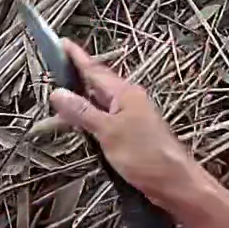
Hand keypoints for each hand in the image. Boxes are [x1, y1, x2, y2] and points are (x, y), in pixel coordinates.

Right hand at [48, 41, 213, 210]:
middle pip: (95, 84)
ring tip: (57, 104)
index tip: (61, 42)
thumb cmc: (147, 156)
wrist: (176, 184)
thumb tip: (57, 93)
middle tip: (53, 72)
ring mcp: (129, 116)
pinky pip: (103, 118)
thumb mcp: (108, 131)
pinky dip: (87, 118)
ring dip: (78, 102)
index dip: (76, 56)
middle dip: (74, 78)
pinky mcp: (129, 133)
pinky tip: (77, 126)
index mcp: (124, 93)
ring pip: (98, 102)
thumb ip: (81, 111)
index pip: (93, 69)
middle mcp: (128, 100)